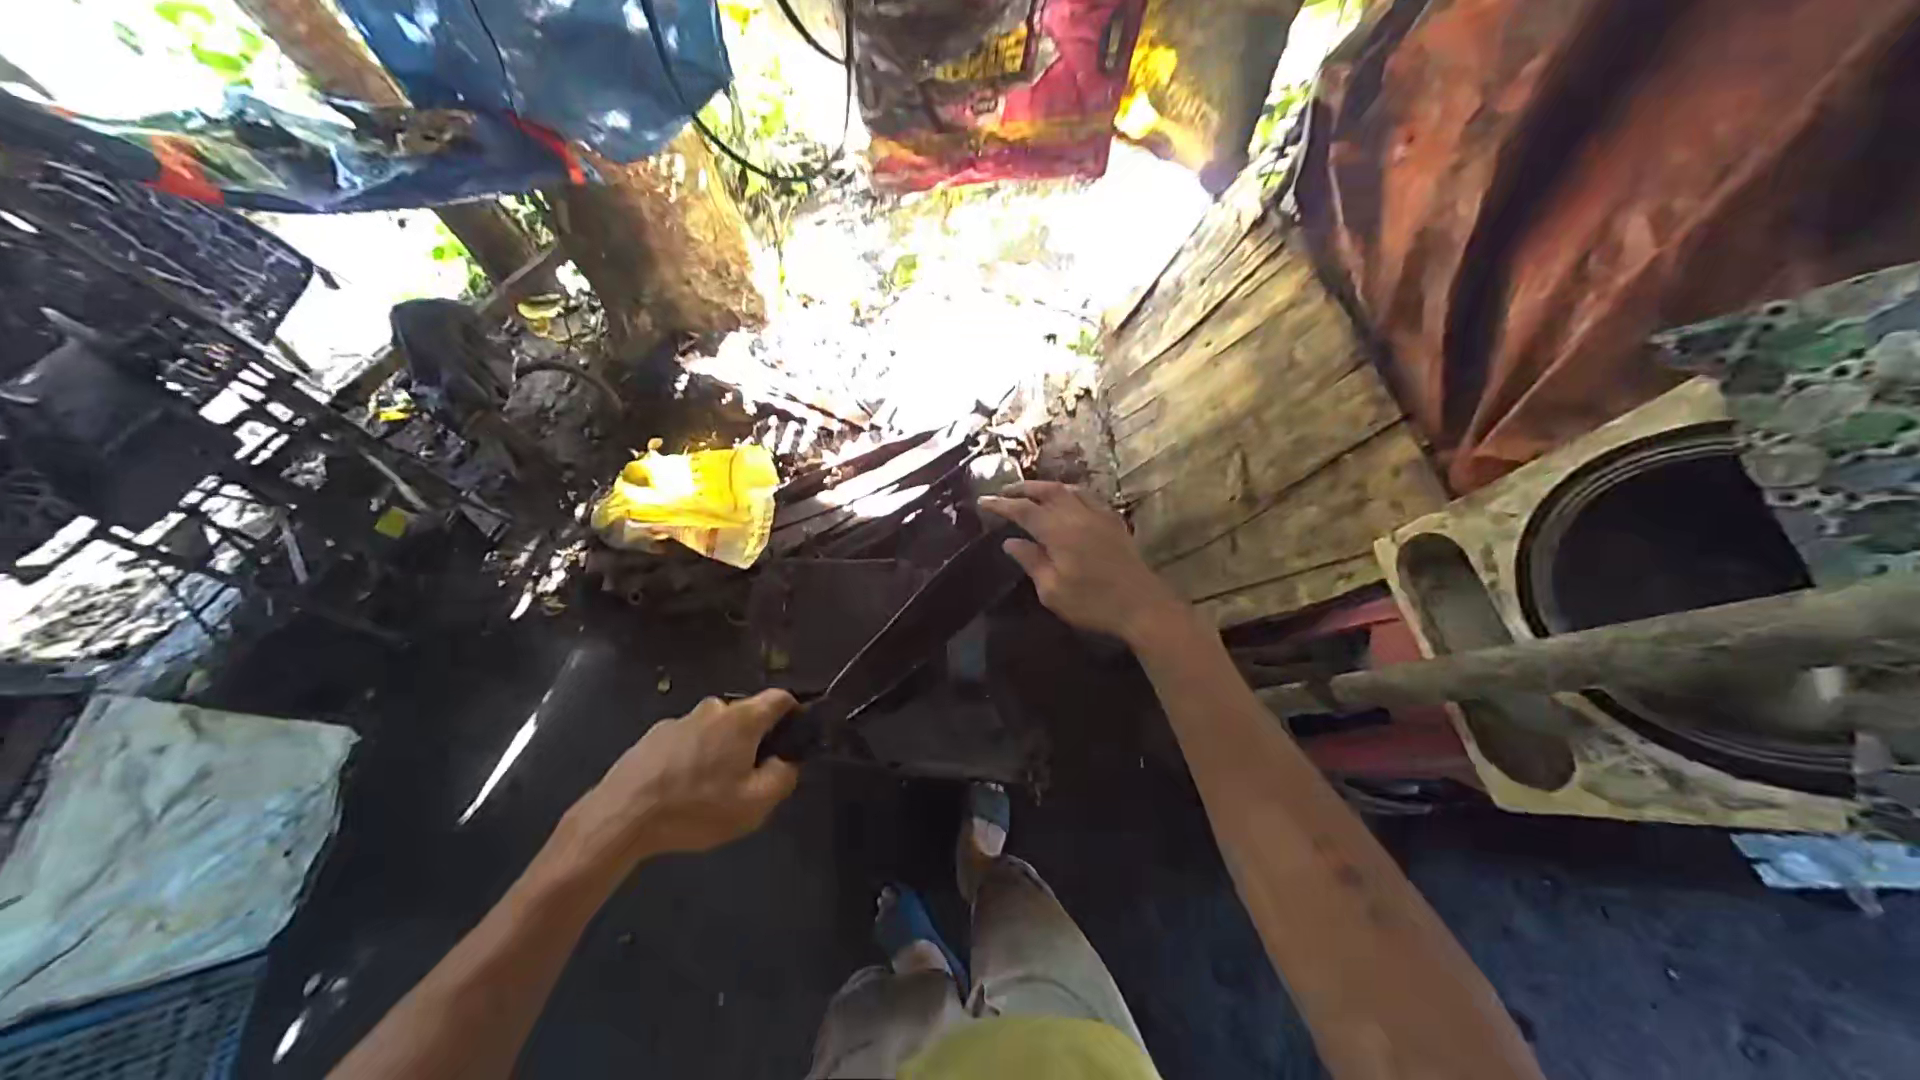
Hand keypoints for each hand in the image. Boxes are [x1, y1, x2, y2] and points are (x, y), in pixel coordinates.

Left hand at [570, 690, 799, 861]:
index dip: (794, 713)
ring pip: (715, 731)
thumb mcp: (755, 805)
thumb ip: (783, 777)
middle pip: (746, 717)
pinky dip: (692, 759)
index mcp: (742, 719)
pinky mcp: (653, 736)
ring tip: (709, 791)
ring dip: (720, 751)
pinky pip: (687, 742)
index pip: (780, 698)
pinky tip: (680, 791)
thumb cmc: (695, 808)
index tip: (794, 737)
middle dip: (753, 742)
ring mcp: (679, 720)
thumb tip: (786, 761)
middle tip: (748, 779)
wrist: (620, 818)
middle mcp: (712, 709)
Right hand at [978, 481, 1190, 644]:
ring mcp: (1099, 516)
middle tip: (1005, 491)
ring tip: (1032, 492)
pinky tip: (1068, 501)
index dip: (1001, 504)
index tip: (983, 501)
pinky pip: (1088, 497)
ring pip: (1069, 490)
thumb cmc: (1093, 603)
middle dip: (1023, 488)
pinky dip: (1071, 493)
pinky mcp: (1114, 522)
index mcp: (1059, 531)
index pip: (1023, 510)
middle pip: (1047, 491)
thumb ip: (1031, 561)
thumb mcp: (1052, 591)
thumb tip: (1011, 542)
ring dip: (1047, 487)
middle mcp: (1078, 515)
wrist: (1142, 606)